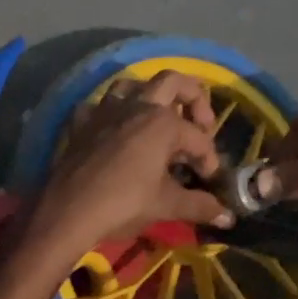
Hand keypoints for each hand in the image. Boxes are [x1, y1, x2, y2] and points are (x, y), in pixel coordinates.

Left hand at [32, 71, 233, 249]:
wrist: (69, 210)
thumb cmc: (124, 204)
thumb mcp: (167, 205)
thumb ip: (200, 206)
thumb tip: (228, 216)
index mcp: (163, 123)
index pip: (198, 137)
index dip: (209, 159)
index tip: (209, 181)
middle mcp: (136, 105)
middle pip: (173, 82)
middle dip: (193, 98)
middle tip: (199, 123)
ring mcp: (105, 110)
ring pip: (132, 85)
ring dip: (149, 95)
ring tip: (157, 118)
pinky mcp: (81, 122)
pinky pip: (99, 106)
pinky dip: (110, 113)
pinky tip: (114, 129)